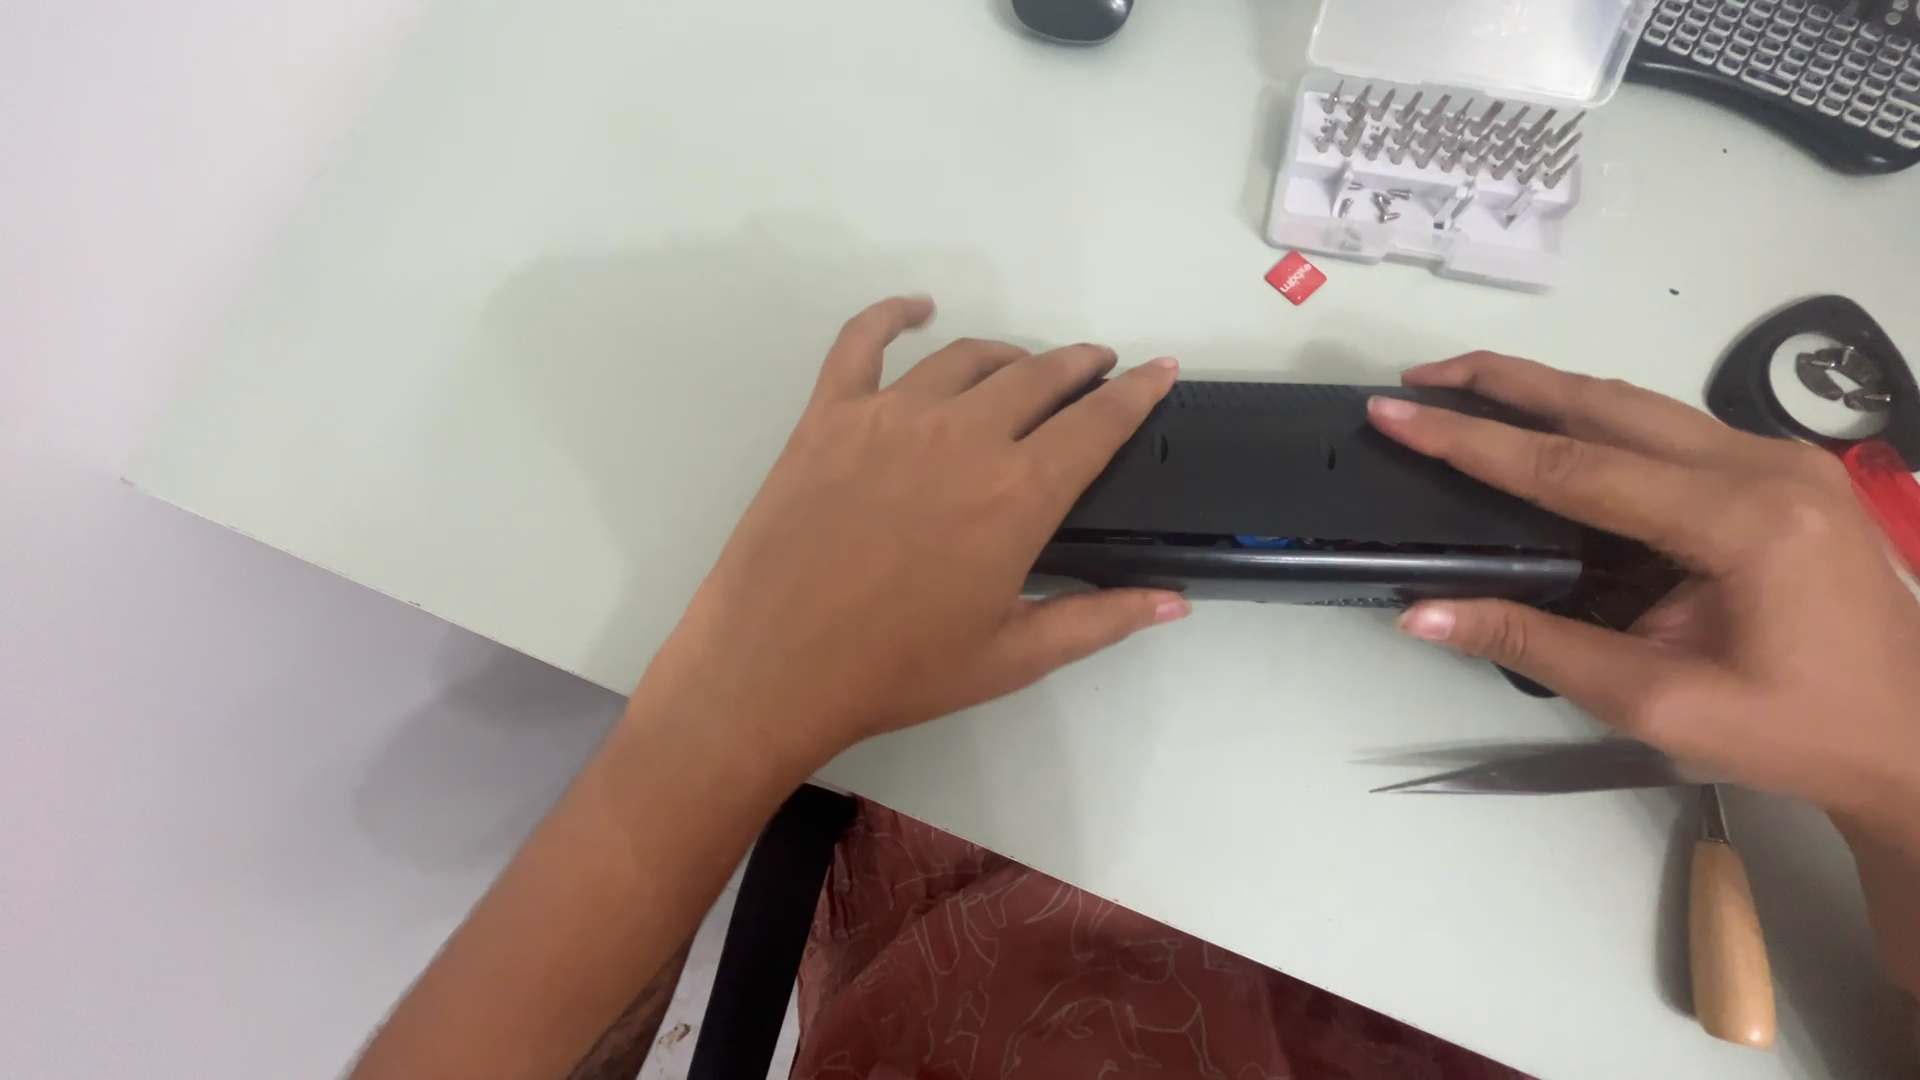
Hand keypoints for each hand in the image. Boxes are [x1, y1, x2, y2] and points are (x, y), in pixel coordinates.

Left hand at [637, 296, 1186, 766]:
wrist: (775, 667)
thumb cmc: (899, 670)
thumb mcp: (1012, 657)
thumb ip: (1099, 620)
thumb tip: (1174, 603)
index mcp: (1017, 494)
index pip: (1097, 424)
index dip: (1136, 393)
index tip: (1158, 371)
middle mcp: (962, 436)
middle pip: (1039, 377)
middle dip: (1080, 367)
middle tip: (1095, 369)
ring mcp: (890, 416)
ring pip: (966, 358)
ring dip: (1008, 355)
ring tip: (1023, 366)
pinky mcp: (829, 415)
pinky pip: (863, 342)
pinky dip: (893, 315)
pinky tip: (916, 309)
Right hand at [1368, 352, 1919, 821]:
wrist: (1914, 740)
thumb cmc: (1791, 729)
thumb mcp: (1649, 699)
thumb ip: (1528, 643)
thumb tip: (1417, 615)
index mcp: (1739, 521)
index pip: (1566, 466)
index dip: (1466, 438)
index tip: (1394, 413)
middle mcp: (1761, 466)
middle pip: (1599, 402)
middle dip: (1496, 381)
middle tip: (1416, 380)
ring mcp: (1772, 460)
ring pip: (1626, 401)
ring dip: (1534, 390)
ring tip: (1456, 390)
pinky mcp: (1768, 470)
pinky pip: (1652, 424)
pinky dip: (1577, 415)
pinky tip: (1535, 427)